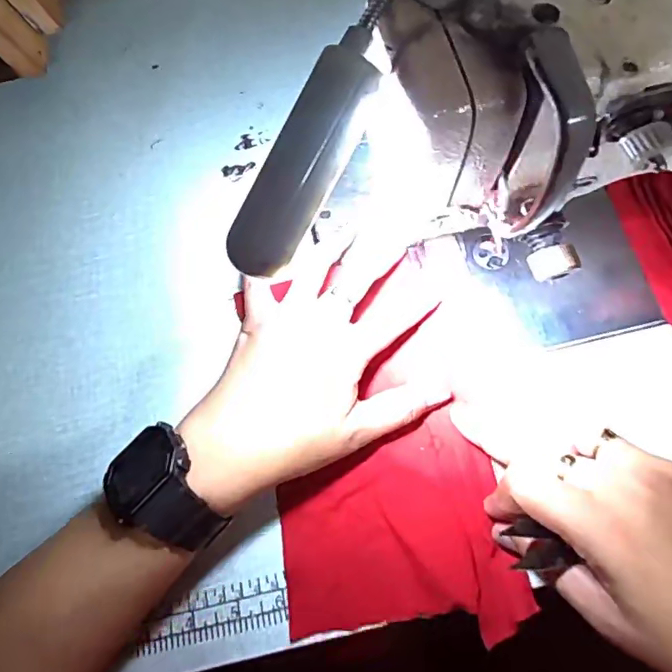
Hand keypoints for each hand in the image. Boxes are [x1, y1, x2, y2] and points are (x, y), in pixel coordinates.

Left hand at [177, 236, 450, 513]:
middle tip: (400, 231)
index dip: (422, 300)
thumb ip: (401, 408)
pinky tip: (269, 247)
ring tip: (351, 225)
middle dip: (383, 252)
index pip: (395, 319)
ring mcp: (286, 317)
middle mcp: (319, 323)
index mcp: (347, 351)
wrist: (229, 447)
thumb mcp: (356, 433)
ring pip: (314, 267)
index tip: (442, 282)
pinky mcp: (256, 320)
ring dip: (334, 242)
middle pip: (357, 278)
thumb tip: (442, 390)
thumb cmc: (294, 443)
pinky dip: (263, 263)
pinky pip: (257, 283)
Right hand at [486, 435, 671, 671]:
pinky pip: (629, 453)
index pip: (527, 478)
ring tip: (575, 502)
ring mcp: (661, 466)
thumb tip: (523, 538)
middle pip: (554, 452)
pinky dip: (607, 468)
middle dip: (532, 479)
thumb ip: (557, 567)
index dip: (503, 495)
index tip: (499, 517)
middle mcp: (627, 478)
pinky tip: (620, 503)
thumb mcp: (609, 619)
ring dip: (570, 466)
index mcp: (602, 521)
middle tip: (533, 514)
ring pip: (590, 443)